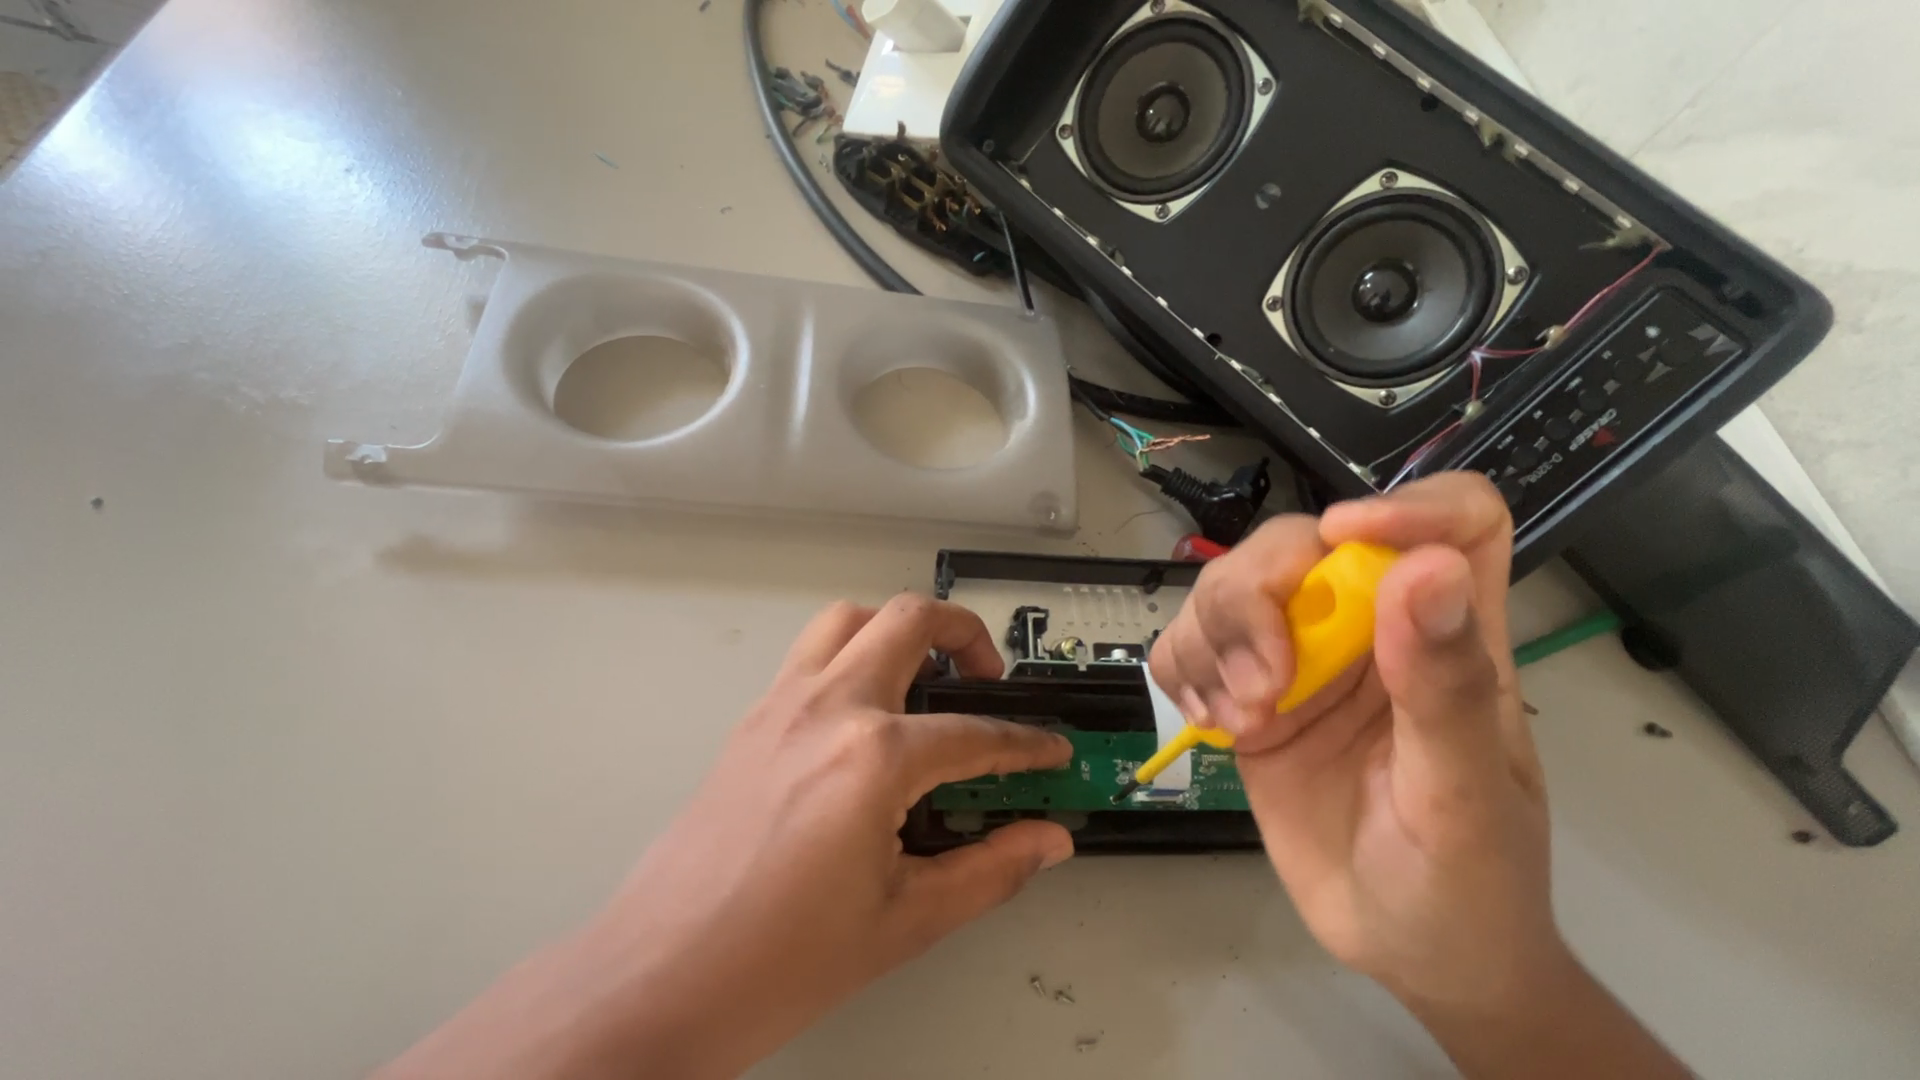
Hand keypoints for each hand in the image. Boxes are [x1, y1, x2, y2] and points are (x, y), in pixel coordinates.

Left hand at [378, 596, 1073, 1079]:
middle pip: (909, 621)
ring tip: (926, 680)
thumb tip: (1047, 840)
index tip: (1051, 751)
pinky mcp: (749, 723)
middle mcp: (827, 709)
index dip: (1027, 744)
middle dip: (967, 635)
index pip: (976, 734)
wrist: (659, 979)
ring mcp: (779, 707)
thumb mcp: (906, 920)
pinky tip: (866, 718)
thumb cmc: (780, 961)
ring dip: (897, 631)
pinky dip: (850, 657)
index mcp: (874, 757)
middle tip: (990, 679)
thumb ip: (991, 869)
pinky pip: (809, 656)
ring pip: (848, 620)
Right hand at [1149, 473, 1557, 1011]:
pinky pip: (1184, 644)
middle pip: (1295, 542)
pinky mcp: (1241, 694)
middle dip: (1256, 595)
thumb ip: (1448, 686)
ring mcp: (1296, 659)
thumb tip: (1427, 568)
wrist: (1404, 947)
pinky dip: (1180, 673)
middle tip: (1261, 684)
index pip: (1454, 518)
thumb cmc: (1467, 881)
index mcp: (1449, 632)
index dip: (1408, 505)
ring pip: (1224, 586)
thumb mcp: (1463, 795)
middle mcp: (1366, 627)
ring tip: (1241, 719)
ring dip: (1212, 642)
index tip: (1343, 540)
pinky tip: (1212, 724)